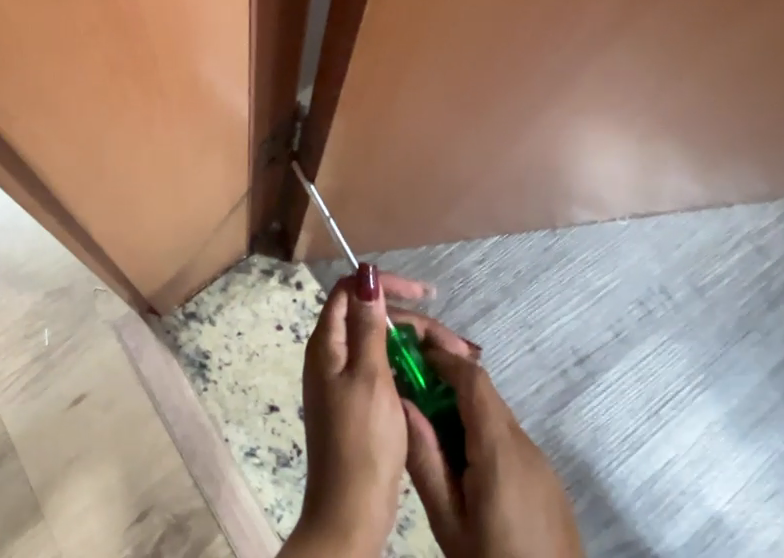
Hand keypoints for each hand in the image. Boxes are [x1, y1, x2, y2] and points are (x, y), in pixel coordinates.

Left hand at [281, 265, 436, 557]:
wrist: (351, 509)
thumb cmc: (362, 441)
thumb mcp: (370, 377)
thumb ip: (368, 325)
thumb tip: (364, 274)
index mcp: (327, 345)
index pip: (349, 292)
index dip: (384, 285)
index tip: (424, 295)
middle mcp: (330, 357)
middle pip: (369, 317)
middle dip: (411, 320)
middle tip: (452, 340)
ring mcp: (343, 381)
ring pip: (380, 344)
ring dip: (415, 344)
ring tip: (457, 357)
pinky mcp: (358, 403)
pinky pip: (383, 369)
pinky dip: (408, 367)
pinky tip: (435, 376)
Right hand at [403, 339, 585, 557]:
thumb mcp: (448, 521)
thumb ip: (425, 460)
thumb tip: (403, 404)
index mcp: (498, 448)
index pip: (473, 379)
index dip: (443, 356)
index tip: (410, 351)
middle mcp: (525, 444)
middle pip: (484, 395)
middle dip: (446, 381)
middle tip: (408, 386)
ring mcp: (541, 463)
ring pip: (496, 418)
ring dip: (462, 410)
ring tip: (426, 428)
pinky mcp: (548, 482)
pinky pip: (509, 442)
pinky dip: (480, 435)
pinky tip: (459, 462)